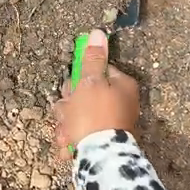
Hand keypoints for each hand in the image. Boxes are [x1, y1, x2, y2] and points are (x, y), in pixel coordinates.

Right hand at [54, 29, 140, 153]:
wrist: (99, 157)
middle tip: (68, 112)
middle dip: (69, 105)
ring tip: (67, 133)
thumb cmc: (94, 115)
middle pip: (85, 94)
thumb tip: (98, 33)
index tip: (71, 89)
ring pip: (79, 115)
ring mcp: (112, 123)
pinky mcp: (102, 141)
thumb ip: (92, 59)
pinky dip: (72, 138)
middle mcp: (121, 103)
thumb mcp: (90, 82)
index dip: (79, 79)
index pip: (96, 72)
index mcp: (123, 86)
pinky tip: (68, 144)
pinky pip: (81, 133)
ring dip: (66, 123)